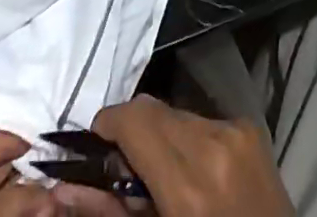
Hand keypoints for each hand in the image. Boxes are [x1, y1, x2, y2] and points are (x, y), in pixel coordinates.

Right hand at [54, 96, 294, 216]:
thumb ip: (109, 211)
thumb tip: (64, 186)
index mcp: (190, 182)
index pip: (135, 117)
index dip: (107, 125)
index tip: (94, 148)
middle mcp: (216, 142)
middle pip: (153, 109)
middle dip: (131, 133)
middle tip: (122, 171)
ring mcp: (239, 130)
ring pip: (177, 112)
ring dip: (160, 136)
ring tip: (162, 177)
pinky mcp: (252, 129)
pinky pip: (204, 120)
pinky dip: (188, 140)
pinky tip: (193, 172)